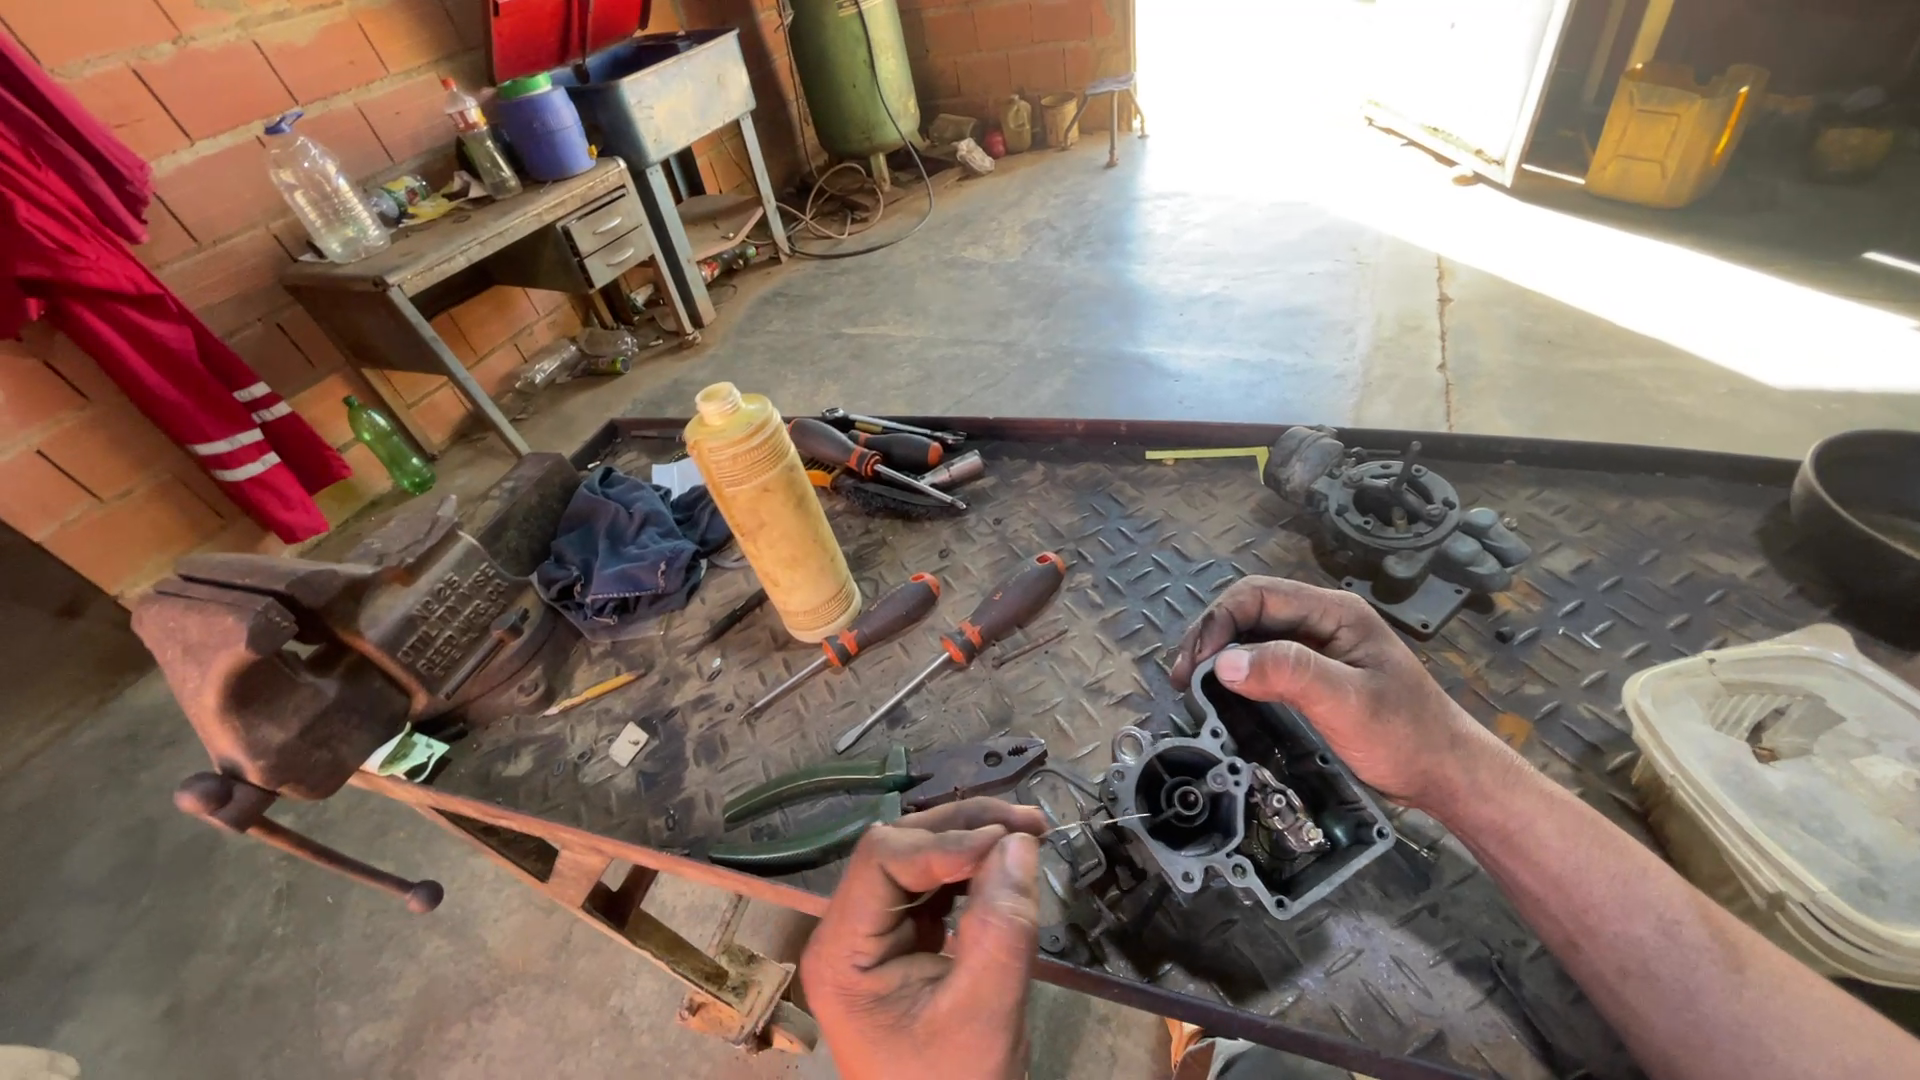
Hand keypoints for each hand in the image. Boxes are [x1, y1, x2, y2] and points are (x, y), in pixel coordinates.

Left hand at [800, 798, 1047, 1079]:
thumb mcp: (984, 1016)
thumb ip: (1001, 929)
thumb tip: (1017, 843)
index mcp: (843, 950)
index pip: (882, 860)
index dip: (944, 841)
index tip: (1007, 842)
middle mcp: (850, 929)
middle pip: (900, 847)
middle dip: (964, 827)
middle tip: (1028, 823)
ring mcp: (876, 931)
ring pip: (920, 856)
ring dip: (973, 838)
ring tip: (1027, 832)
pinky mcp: (905, 937)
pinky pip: (936, 883)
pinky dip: (973, 866)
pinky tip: (1006, 862)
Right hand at [1170, 576, 1513, 809]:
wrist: (1446, 775)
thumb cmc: (1406, 735)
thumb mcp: (1349, 703)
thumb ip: (1289, 674)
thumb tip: (1222, 663)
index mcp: (1332, 613)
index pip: (1256, 595)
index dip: (1217, 623)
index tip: (1195, 664)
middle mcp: (1319, 621)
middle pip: (1247, 611)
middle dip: (1209, 638)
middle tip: (1182, 679)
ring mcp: (1315, 647)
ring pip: (1250, 636)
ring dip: (1217, 655)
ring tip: (1192, 687)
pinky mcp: (1310, 673)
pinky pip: (1261, 661)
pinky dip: (1234, 673)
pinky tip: (1220, 693)